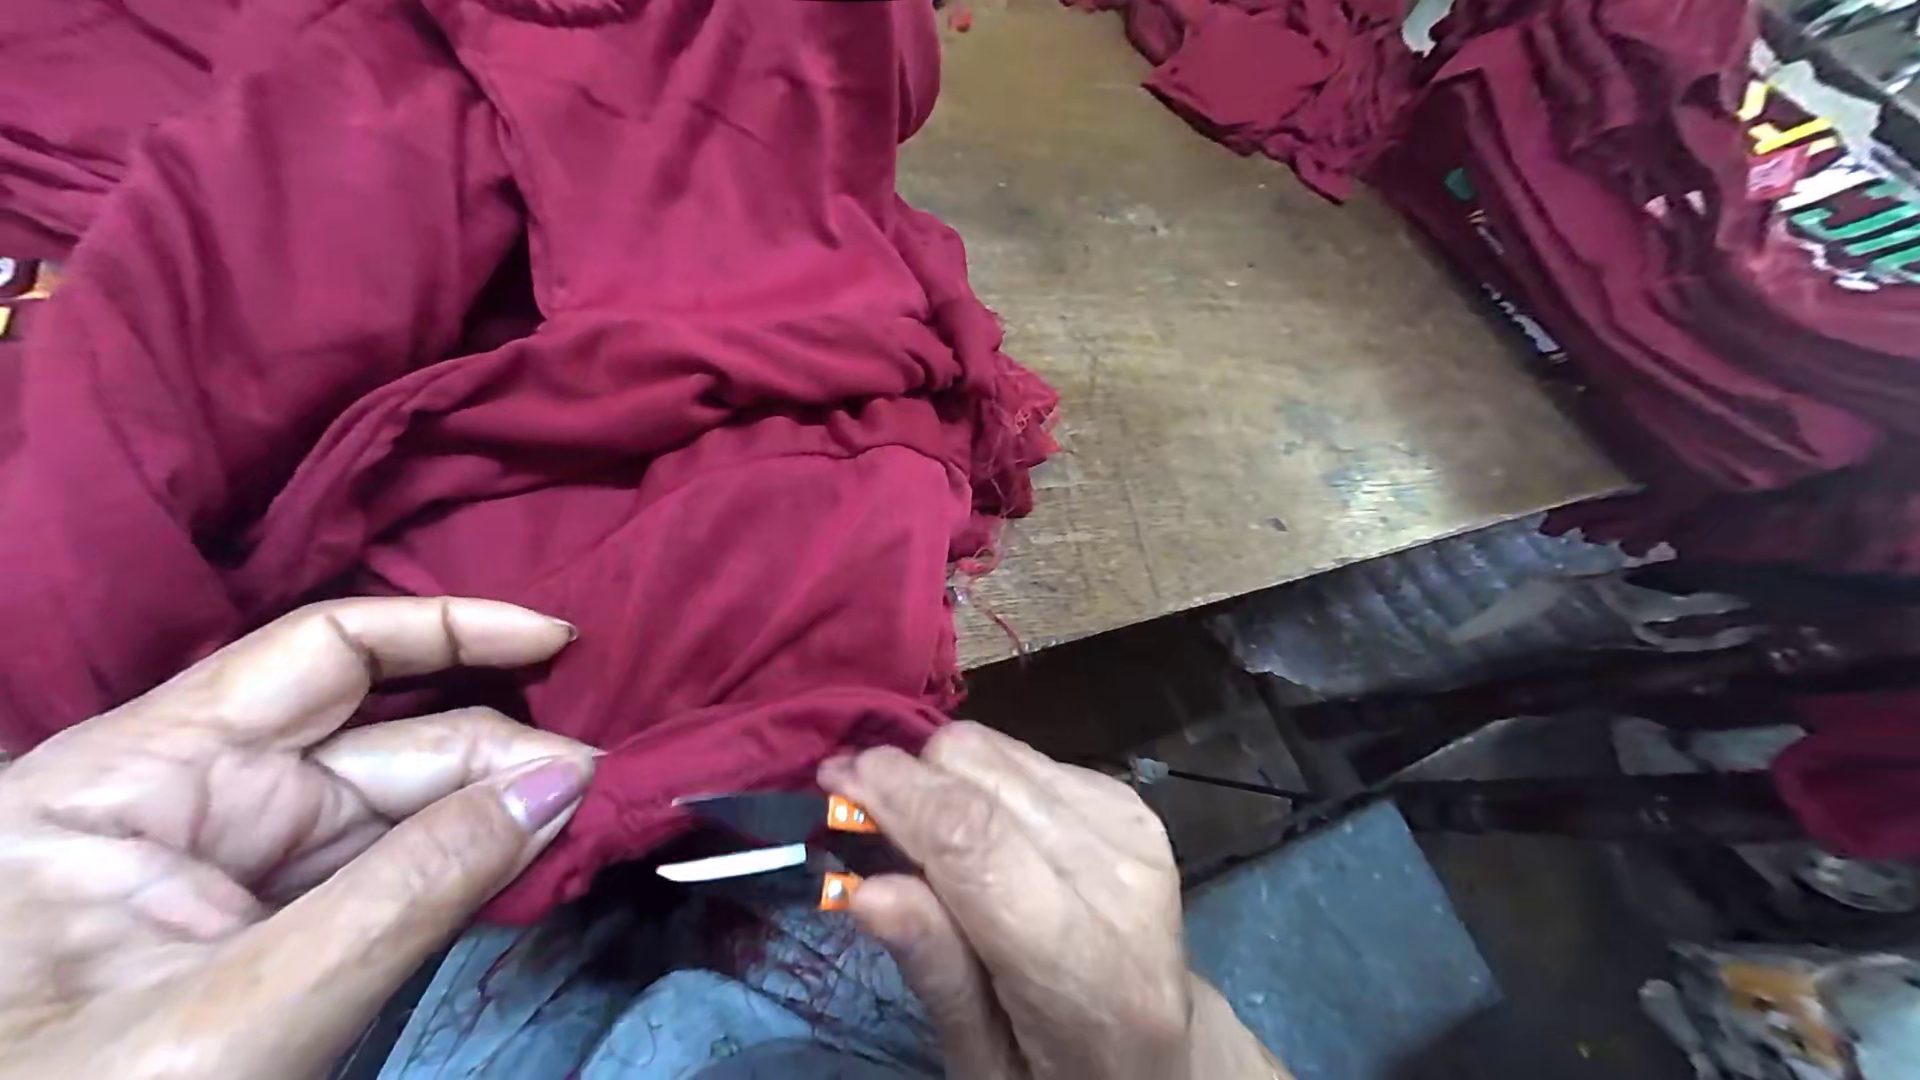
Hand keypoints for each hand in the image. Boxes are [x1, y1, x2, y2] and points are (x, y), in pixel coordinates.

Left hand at [0, 597, 595, 1079]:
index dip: (454, 629)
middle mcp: (200, 800)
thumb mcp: (229, 1021)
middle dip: (508, 757)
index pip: (325, 652)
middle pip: (402, 738)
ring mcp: (253, 862)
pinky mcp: (296, 914)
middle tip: (599, 789)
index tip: (557, 640)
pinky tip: (540, 856)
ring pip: (423, 803)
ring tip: (587, 823)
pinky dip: (486, 857)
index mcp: (135, 783)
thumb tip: (566, 782)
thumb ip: (415, 888)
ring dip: (510, 809)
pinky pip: (419, 859)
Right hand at [819, 722, 1284, 1079]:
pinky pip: (1020, 752)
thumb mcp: (982, 1059)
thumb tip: (863, 888)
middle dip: (906, 775)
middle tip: (862, 800)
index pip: (977, 845)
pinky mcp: (1125, 796)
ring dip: (940, 772)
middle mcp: (1118, 877)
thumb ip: (933, 966)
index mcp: (1089, 970)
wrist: (1165, 1040)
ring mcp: (1128, 824)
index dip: (899, 795)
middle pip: (983, 777)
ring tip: (920, 814)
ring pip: (995, 749)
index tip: (835, 774)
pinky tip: (980, 817)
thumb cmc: (1058, 1069)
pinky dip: (980, 775)